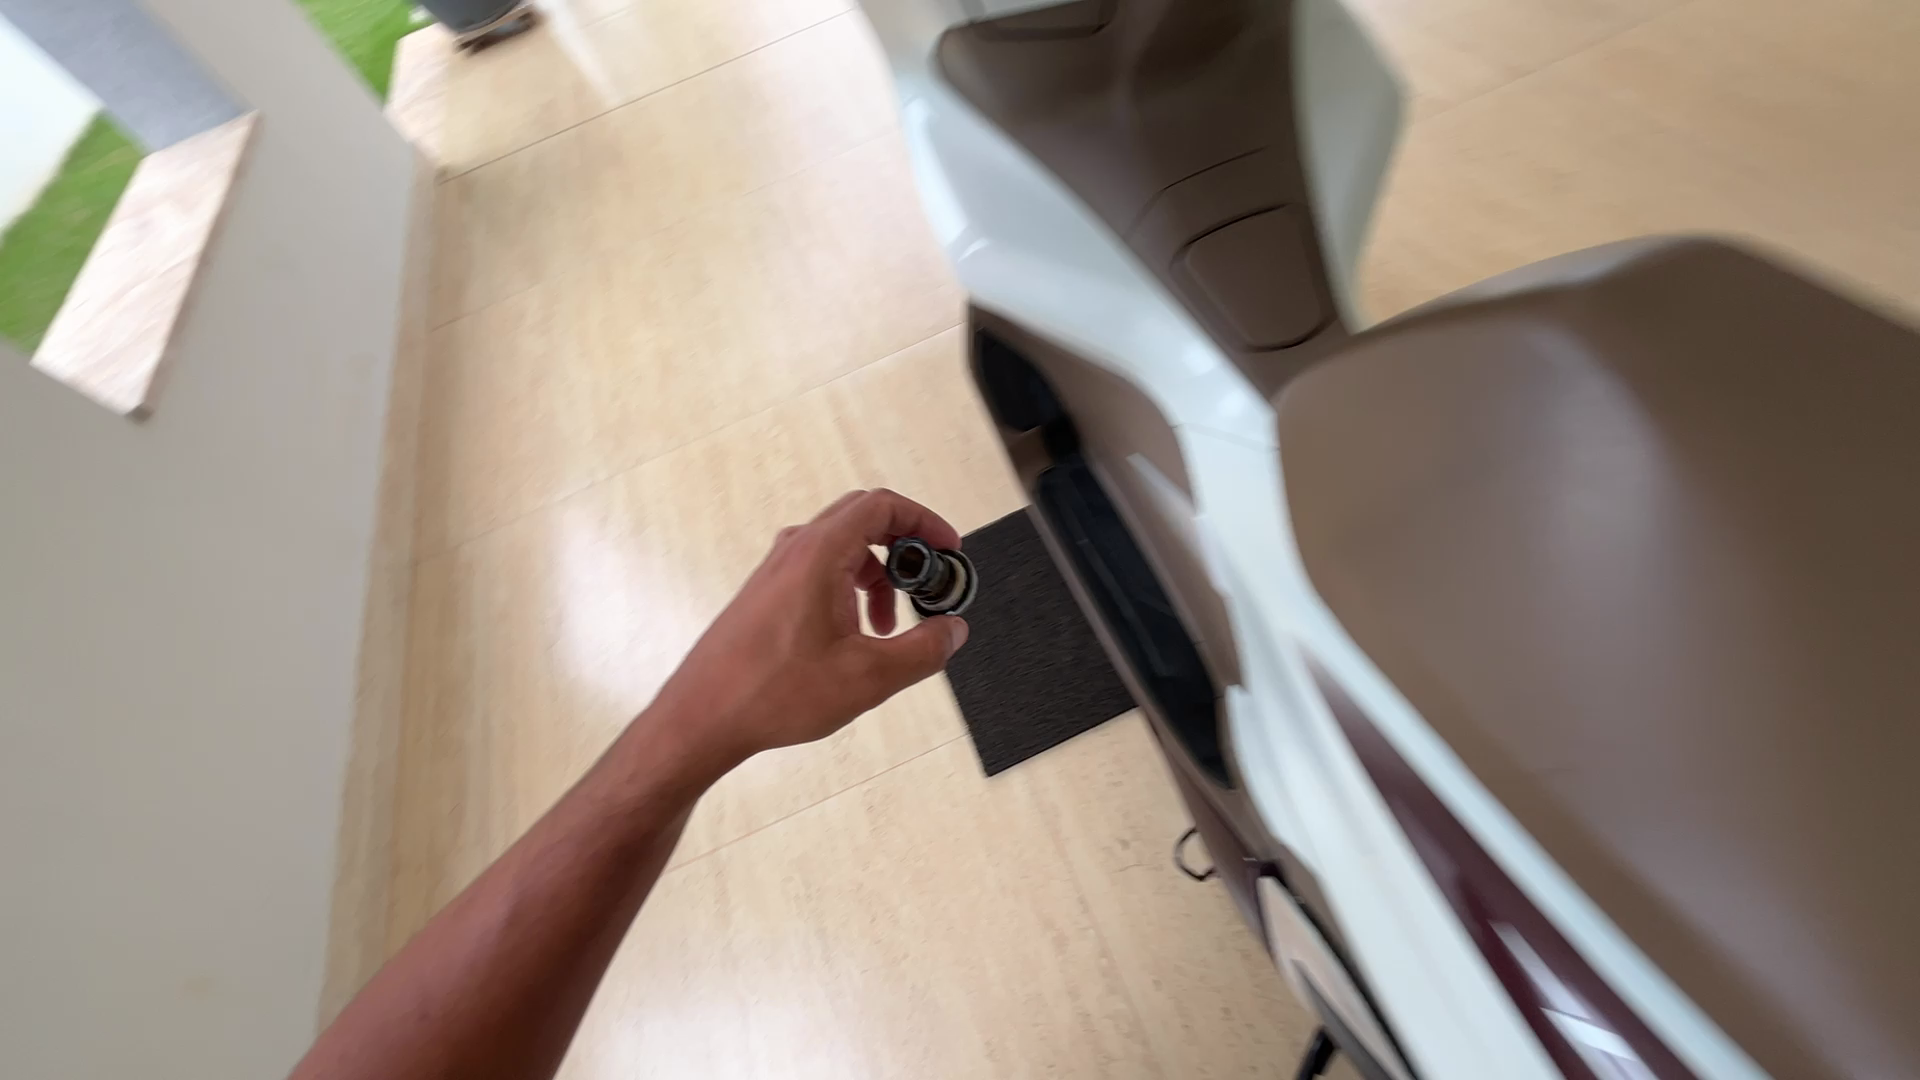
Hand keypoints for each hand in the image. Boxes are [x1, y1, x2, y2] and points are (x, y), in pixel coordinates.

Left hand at [652, 489, 971, 766]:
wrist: (702, 718)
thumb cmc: (772, 693)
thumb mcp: (868, 677)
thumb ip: (923, 651)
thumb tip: (953, 631)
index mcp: (820, 553)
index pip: (883, 506)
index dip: (924, 521)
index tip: (948, 547)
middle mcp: (796, 550)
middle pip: (863, 519)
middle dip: (904, 546)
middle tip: (927, 580)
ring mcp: (778, 569)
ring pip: (843, 547)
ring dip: (877, 575)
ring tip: (889, 627)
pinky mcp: (768, 592)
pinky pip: (821, 569)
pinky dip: (850, 588)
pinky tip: (855, 635)